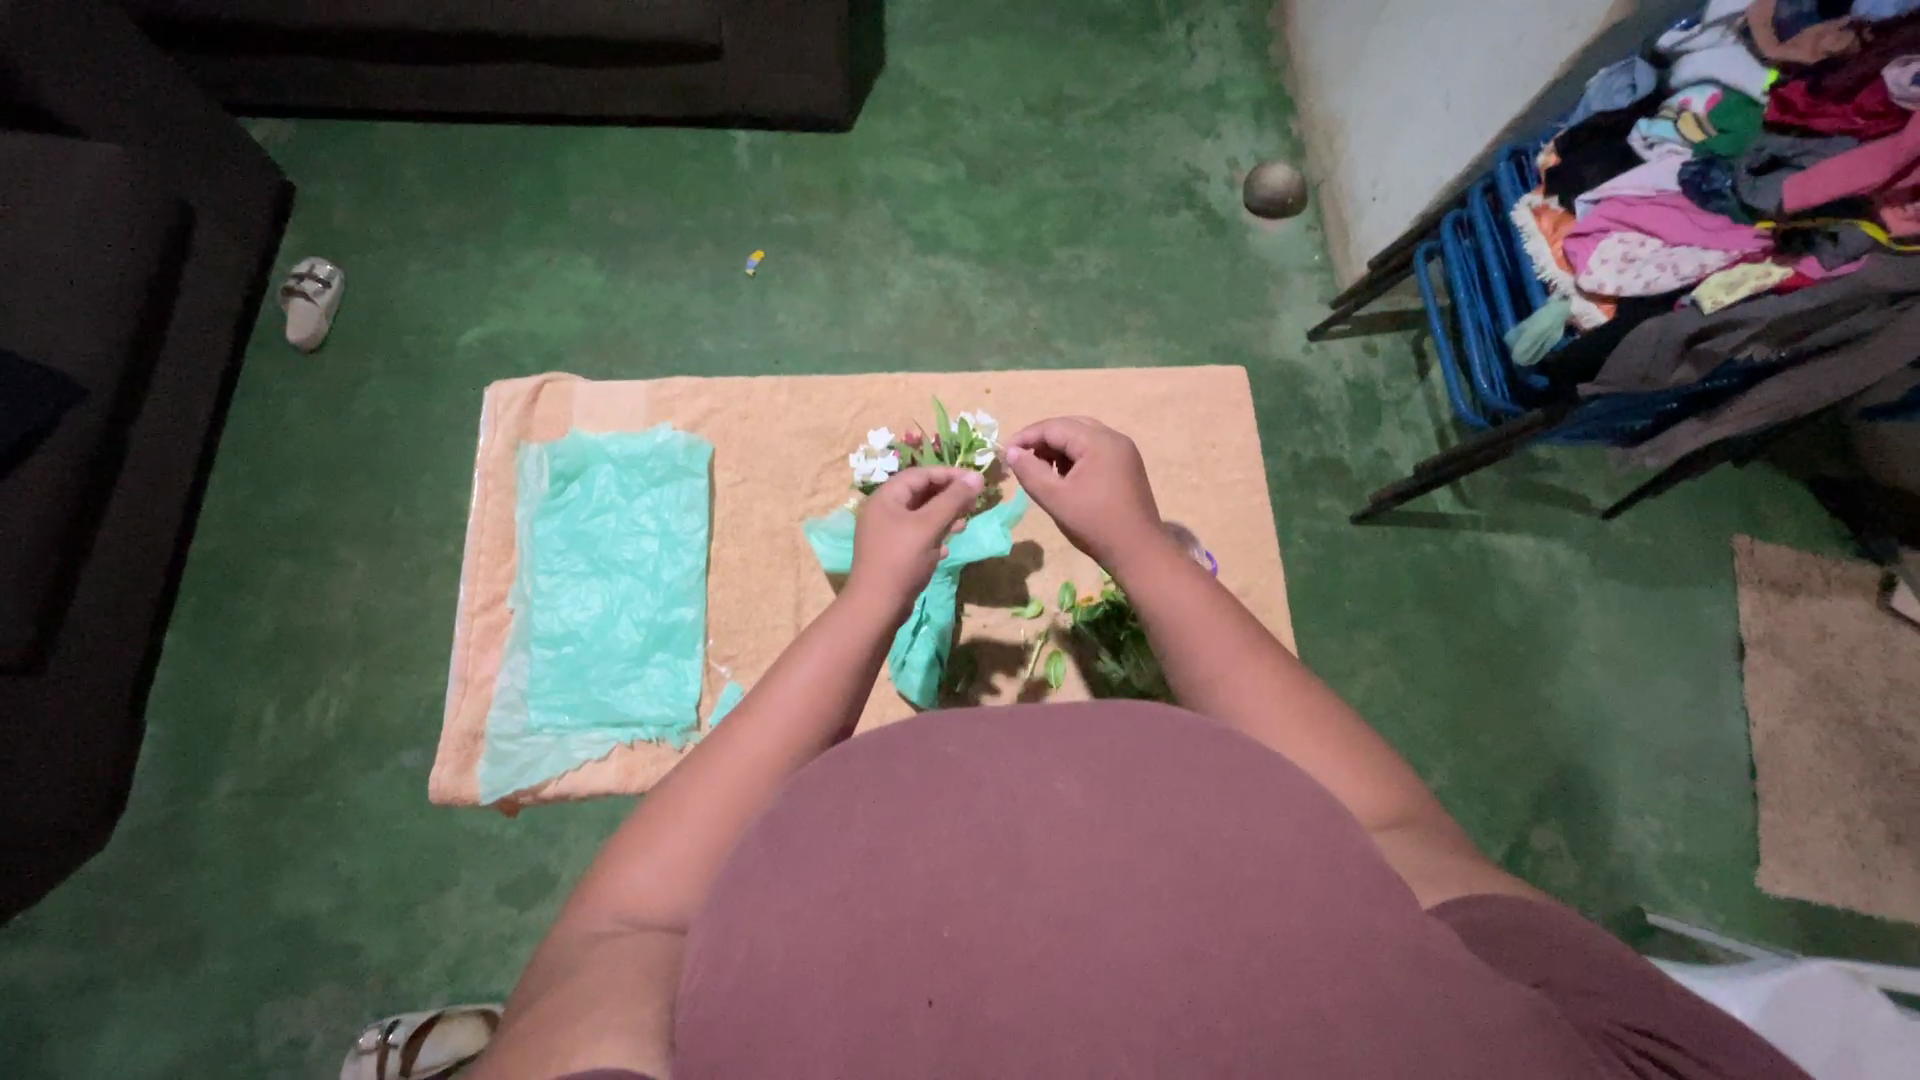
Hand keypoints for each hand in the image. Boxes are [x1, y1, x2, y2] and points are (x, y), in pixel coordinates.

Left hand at [845, 467, 984, 617]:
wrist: (877, 606)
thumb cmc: (902, 560)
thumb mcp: (929, 526)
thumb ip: (953, 500)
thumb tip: (976, 477)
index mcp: (885, 498)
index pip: (920, 475)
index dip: (948, 475)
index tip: (975, 481)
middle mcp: (882, 511)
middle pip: (920, 494)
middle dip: (948, 497)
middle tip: (973, 502)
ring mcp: (885, 533)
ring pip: (920, 516)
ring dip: (943, 517)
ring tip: (964, 524)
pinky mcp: (891, 553)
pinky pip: (916, 536)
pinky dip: (933, 536)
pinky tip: (946, 548)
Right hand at [1003, 416, 1162, 567]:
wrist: (1138, 551)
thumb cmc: (1094, 524)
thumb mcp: (1055, 498)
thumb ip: (1030, 472)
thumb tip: (1011, 452)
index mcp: (1099, 441)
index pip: (1054, 427)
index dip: (1026, 437)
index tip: (1004, 453)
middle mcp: (1114, 439)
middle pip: (1070, 427)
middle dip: (1043, 441)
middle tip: (1021, 460)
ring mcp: (1124, 452)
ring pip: (1083, 438)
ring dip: (1058, 450)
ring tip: (1041, 471)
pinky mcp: (1127, 466)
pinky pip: (1095, 451)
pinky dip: (1075, 458)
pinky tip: (1064, 479)